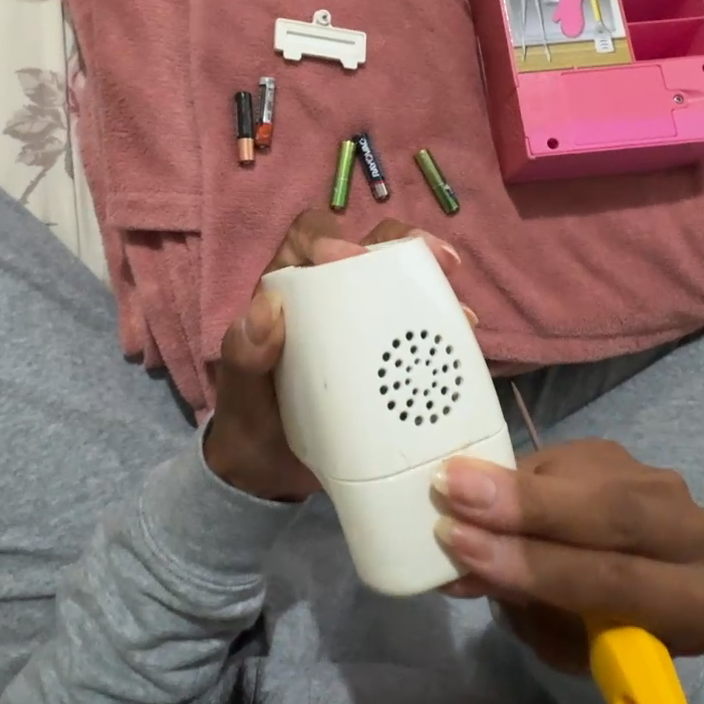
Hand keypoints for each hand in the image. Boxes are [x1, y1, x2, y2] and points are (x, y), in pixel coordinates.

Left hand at [205, 210, 466, 501]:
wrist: (269, 468)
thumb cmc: (249, 415)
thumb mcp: (239, 388)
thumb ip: (244, 351)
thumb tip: (267, 309)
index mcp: (290, 289)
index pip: (309, 235)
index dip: (331, 235)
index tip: (351, 258)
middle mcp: (331, 296)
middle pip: (371, 248)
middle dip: (406, 246)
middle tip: (441, 261)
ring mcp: (364, 326)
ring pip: (403, 283)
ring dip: (435, 285)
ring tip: (461, 311)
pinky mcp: (390, 359)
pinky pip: (420, 331)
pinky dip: (444, 330)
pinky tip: (464, 340)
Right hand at [432, 440, 703, 662]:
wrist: (622, 581)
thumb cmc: (597, 628)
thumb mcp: (563, 637)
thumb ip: (521, 597)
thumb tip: (457, 566)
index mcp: (702, 604)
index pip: (618, 579)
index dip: (537, 562)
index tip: (463, 545)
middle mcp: (700, 536)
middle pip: (615, 512)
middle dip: (526, 505)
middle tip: (453, 494)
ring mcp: (667, 486)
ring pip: (590, 477)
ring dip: (518, 482)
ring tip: (454, 482)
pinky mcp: (625, 455)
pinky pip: (571, 459)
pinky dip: (524, 473)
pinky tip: (484, 480)